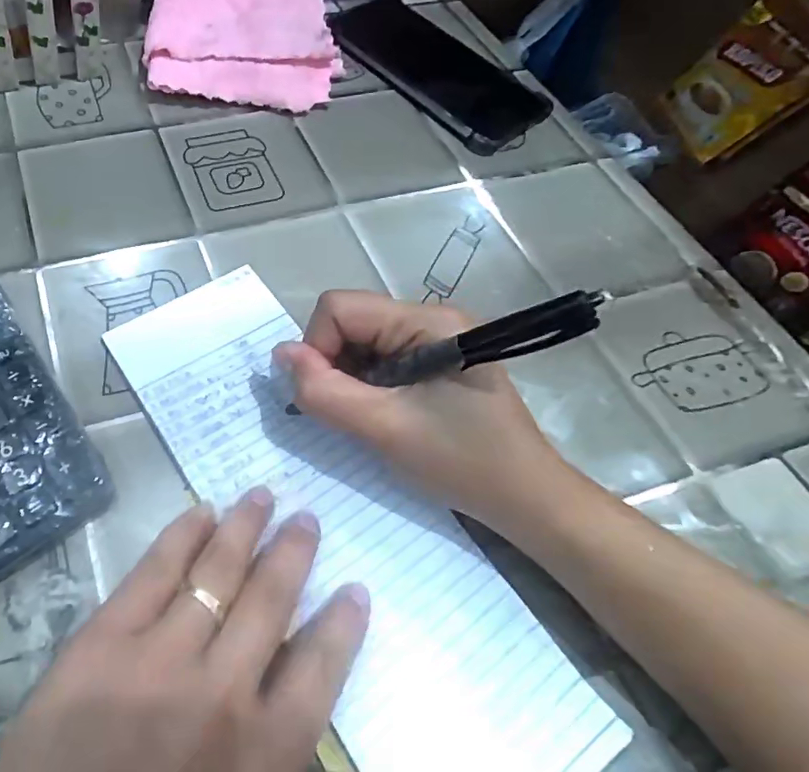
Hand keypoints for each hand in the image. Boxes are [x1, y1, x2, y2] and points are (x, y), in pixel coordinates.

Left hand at [0, 491, 368, 771]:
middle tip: (306, 518)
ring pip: (217, 573)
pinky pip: (154, 572)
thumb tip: (293, 674)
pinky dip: (183, 535)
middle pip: (269, 601)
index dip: (341, 626)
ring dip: (245, 528)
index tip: (354, 589)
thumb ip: (269, 741)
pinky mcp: (104, 641)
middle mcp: (220, 694)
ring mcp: (160, 660)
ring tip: (263, 496)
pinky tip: (202, 511)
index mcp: (259, 752)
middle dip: (293, 553)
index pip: (319, 670)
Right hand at [272, 290, 579, 532]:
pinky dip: (367, 385)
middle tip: (347, 413)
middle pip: (351, 321)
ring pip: (362, 341)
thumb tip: (280, 354)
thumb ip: (326, 391)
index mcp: (428, 321)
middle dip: (334, 364)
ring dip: (350, 378)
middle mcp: (431, 317)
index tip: (325, 397)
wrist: (528, 500)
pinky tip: (382, 415)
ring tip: (369, 418)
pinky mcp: (436, 360)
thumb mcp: (385, 429)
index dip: (318, 348)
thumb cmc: (463, 463)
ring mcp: (435, 338)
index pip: (341, 308)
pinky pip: (381, 358)